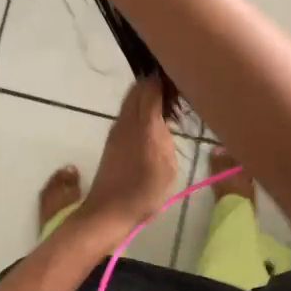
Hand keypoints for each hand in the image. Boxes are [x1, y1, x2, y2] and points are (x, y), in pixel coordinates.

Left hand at [81, 78, 179, 228]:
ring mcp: (116, 129)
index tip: (180, 79)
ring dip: (146, 97)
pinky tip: (153, 123)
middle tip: (175, 90)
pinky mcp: (112, 140)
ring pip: (131, 101)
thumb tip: (164, 117)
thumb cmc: (144, 190)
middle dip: (155, 84)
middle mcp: (126, 120)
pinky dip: (140, 110)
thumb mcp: (167, 164)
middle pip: (138, 89)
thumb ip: (166, 135)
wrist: (110, 210)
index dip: (164, 80)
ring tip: (167, 106)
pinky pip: (128, 114)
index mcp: (143, 122)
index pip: (150, 87)